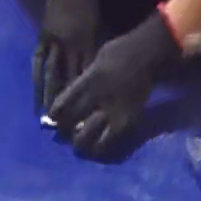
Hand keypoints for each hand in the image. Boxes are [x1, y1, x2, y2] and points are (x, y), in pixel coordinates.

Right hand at [33, 0, 97, 114]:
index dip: (86, 98)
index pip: (86, 75)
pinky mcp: (41, 39)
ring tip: (49, 120)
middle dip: (68, 104)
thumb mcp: (98, 27)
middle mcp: (69, 44)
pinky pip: (38, 65)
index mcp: (86, 41)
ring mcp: (53, 42)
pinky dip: (37, 85)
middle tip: (67, 127)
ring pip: (52, 74)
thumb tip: (95, 82)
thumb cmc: (86, 3)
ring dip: (50, 98)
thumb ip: (95, 53)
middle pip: (68, 78)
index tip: (86, 119)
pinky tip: (36, 103)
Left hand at [46, 12, 180, 158]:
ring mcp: (111, 111)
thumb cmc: (122, 51)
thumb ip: (86, 77)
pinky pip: (107, 141)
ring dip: (79, 142)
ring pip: (86, 135)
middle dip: (65, 129)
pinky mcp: (124, 122)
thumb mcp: (98, 58)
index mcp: (89, 79)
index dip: (56, 113)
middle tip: (64, 132)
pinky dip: (98, 147)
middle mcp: (97, 96)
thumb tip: (74, 93)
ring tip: (78, 144)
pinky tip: (95, 148)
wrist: (148, 54)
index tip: (52, 119)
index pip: (64, 102)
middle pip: (72, 119)